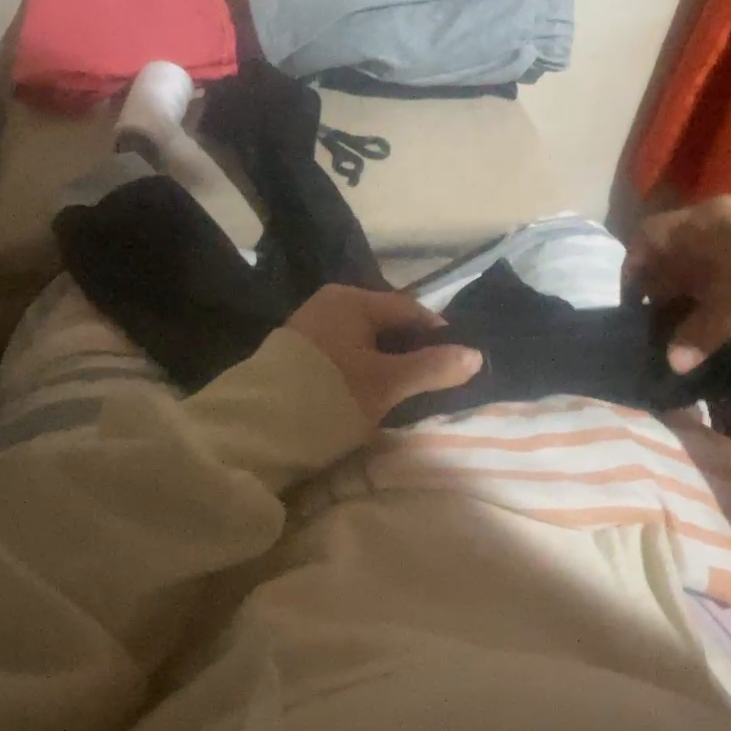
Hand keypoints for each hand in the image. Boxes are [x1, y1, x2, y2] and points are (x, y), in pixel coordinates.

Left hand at [284, 286, 483, 421]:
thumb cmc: (330, 396)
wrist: (254, 431)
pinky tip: (365, 397)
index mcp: (351, 300)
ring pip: (363, 343)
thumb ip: (432, 367)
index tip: (455, 366)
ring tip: (401, 396)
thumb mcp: (388, 384)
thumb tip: (476, 355)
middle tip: (430, 384)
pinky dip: (360, 372)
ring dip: (385, 365)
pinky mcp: (295, 355)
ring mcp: (308, 328)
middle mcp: (328, 304)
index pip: (409, 309)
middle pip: (385, 325)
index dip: (437, 336)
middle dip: (410, 352)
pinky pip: (342, 356)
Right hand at [624, 195, 730, 371]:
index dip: (634, 267)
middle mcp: (729, 212)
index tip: (634, 305)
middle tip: (659, 320)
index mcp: (711, 219)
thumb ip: (701, 332)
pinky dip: (721, 281)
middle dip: (663, 281)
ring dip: (693, 285)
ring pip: (707, 251)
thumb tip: (670, 362)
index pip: (650, 234)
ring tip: (691, 322)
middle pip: (677, 242)